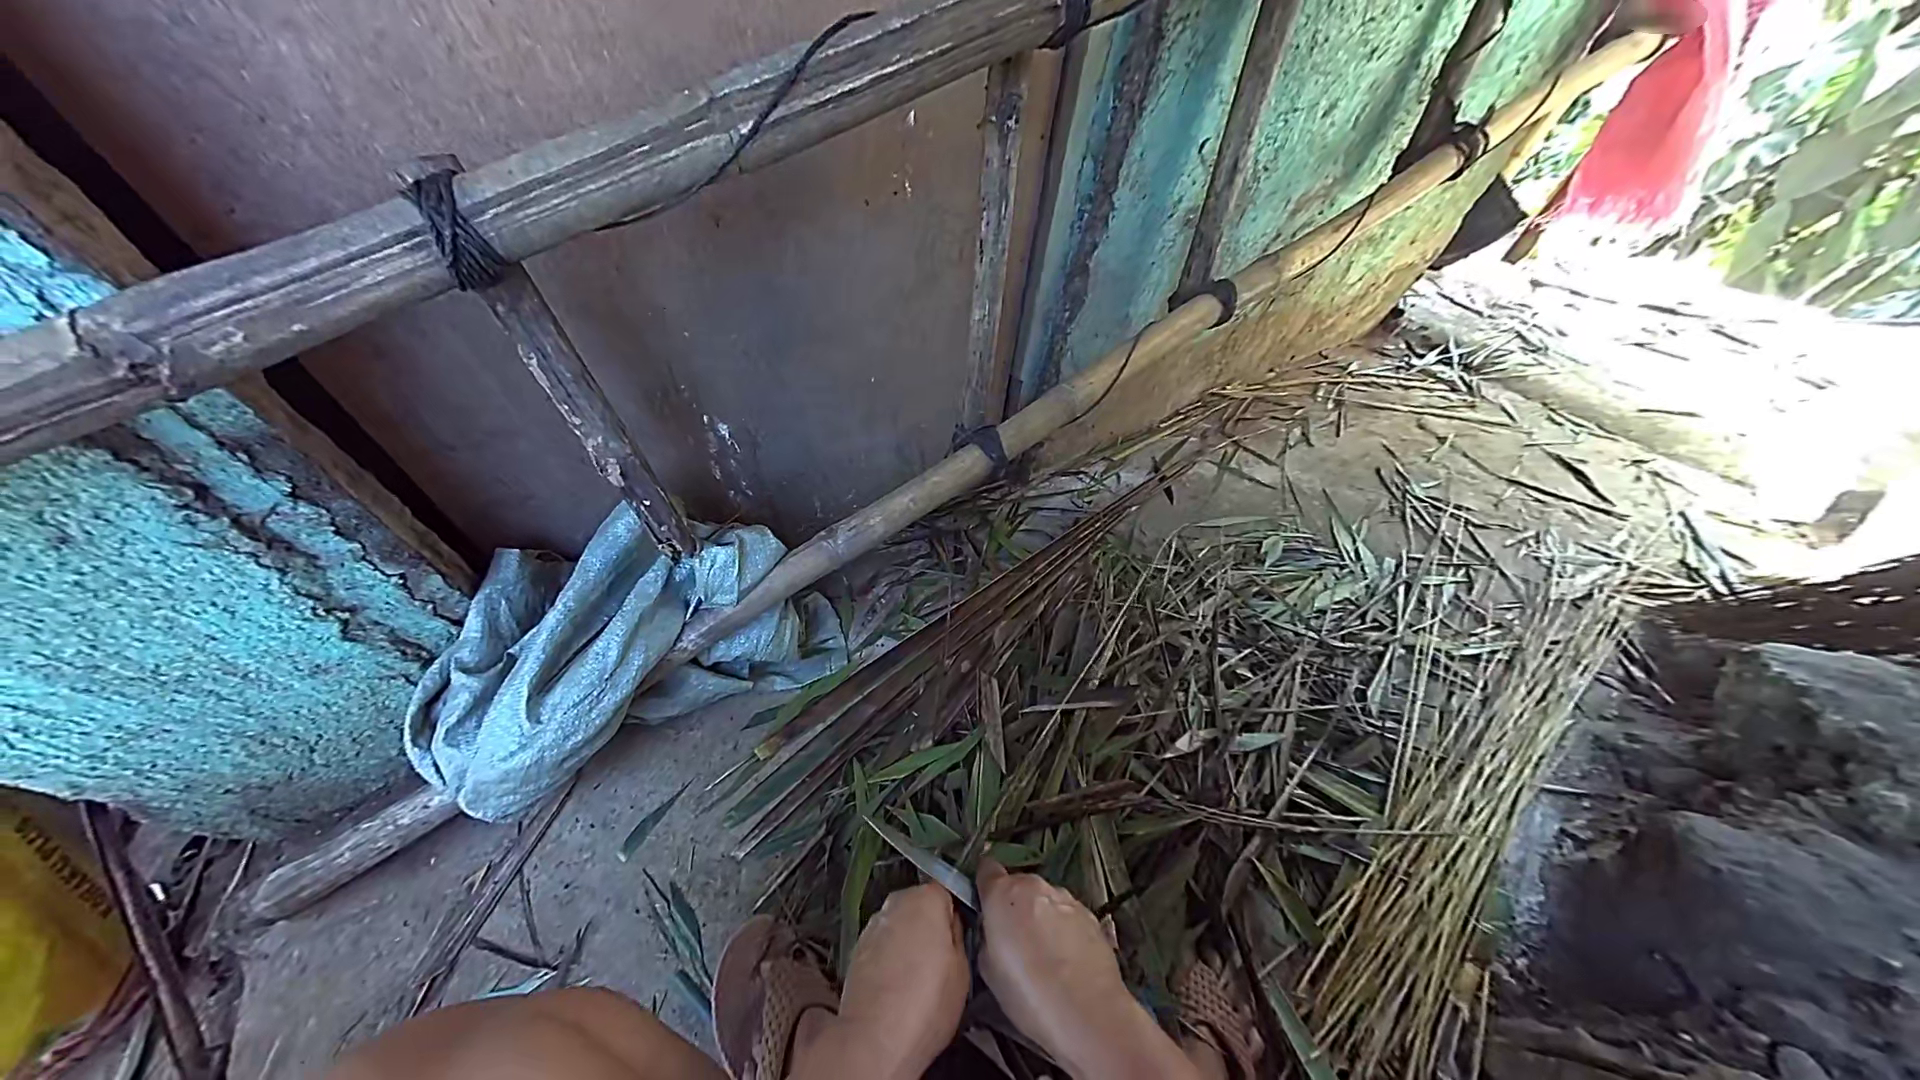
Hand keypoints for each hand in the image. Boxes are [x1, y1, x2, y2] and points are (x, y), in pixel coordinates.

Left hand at [823, 884, 969, 1079]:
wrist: (874, 1039)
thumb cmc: (926, 1002)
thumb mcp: (962, 969)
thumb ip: (957, 935)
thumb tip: (951, 924)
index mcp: (926, 898)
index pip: (946, 892)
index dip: (953, 915)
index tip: (956, 938)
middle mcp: (896, 902)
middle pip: (919, 905)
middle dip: (928, 925)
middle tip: (939, 959)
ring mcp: (872, 925)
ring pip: (899, 925)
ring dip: (907, 940)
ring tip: (915, 977)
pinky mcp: (856, 949)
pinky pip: (882, 944)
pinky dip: (889, 957)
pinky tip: (895, 985)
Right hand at [974, 860, 1198, 1079]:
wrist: (1088, 1012)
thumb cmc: (1029, 995)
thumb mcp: (987, 969)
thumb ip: (986, 936)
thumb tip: (992, 930)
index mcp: (1002, 893)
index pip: (986, 869)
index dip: (984, 885)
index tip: (985, 903)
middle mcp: (1034, 886)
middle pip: (1017, 886)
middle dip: (1013, 906)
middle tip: (1014, 941)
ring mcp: (1065, 897)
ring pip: (1043, 899)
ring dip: (1040, 916)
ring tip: (1044, 955)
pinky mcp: (1090, 914)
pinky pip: (1067, 914)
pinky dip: (1063, 928)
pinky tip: (1066, 960)